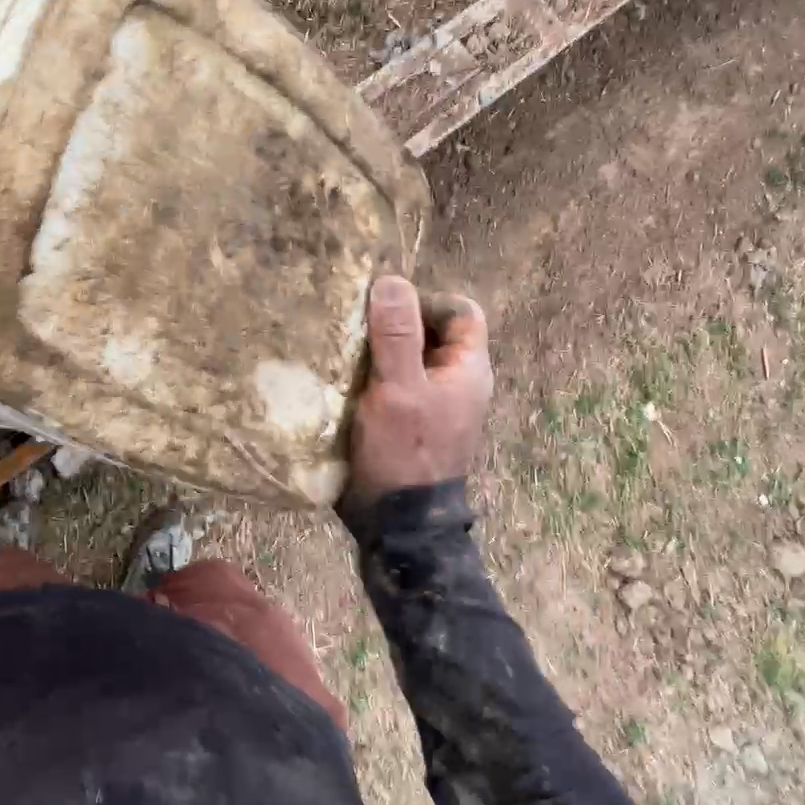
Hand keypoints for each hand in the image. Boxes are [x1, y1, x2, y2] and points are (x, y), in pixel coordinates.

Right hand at [342, 275, 492, 509]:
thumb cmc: (404, 452)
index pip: (460, 311)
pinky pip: (389, 382)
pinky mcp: (404, 421)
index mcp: (467, 369)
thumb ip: (396, 335)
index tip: (382, 311)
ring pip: (405, 357)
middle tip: (351, 325)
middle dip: (391, 322)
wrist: (397, 523)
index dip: (424, 301)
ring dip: (374, 349)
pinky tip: (337, 378)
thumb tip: (392, 280)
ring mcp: (429, 403)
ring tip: (338, 348)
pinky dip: (367, 375)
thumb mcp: (398, 389)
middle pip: (428, 332)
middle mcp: (453, 382)